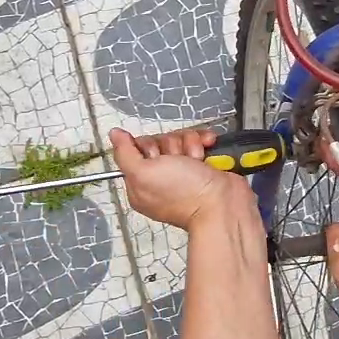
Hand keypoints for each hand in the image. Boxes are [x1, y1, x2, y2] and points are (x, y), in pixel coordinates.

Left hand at [109, 127, 256, 230]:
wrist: (223, 204)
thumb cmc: (184, 195)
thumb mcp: (142, 173)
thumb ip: (124, 153)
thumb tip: (115, 134)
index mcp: (140, 183)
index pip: (138, 148)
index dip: (148, 147)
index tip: (156, 158)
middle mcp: (161, 177)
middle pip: (160, 141)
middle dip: (171, 146)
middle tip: (178, 163)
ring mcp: (183, 171)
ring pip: (180, 139)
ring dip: (190, 144)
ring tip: (196, 161)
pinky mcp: (202, 164)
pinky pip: (198, 140)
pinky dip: (204, 142)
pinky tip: (207, 150)